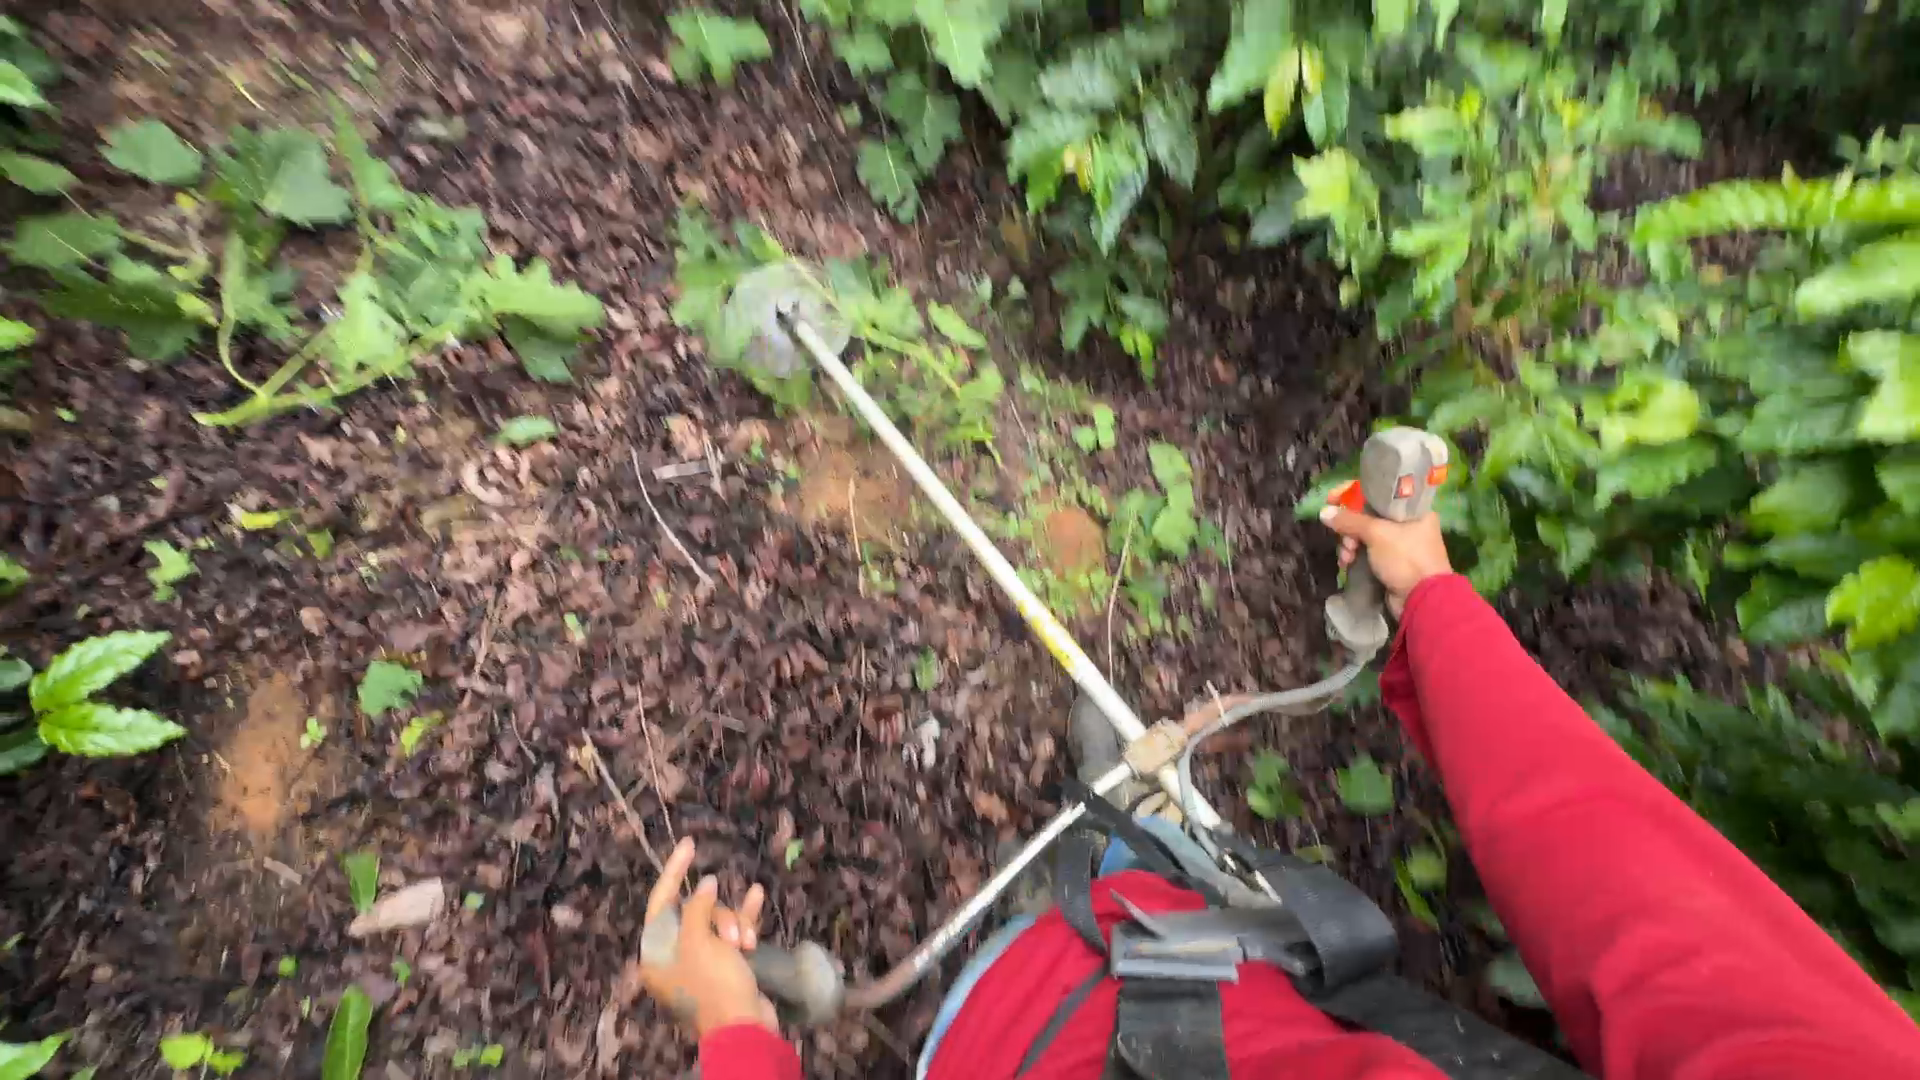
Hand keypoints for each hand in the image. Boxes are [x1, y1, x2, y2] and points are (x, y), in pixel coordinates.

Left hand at [641, 837, 776, 1036]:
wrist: (744, 1028)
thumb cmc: (714, 986)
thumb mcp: (699, 942)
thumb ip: (697, 908)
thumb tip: (705, 884)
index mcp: (657, 954)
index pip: (661, 902)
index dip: (674, 870)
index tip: (689, 844)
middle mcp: (675, 956)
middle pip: (696, 911)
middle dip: (720, 915)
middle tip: (734, 937)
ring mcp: (701, 961)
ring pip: (718, 921)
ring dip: (736, 923)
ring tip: (747, 942)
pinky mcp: (725, 964)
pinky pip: (734, 930)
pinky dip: (746, 916)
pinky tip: (757, 894)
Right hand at [1318, 504, 1451, 615]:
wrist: (1423, 599)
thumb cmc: (1406, 558)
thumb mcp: (1377, 534)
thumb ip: (1350, 521)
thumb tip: (1323, 512)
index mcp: (1412, 509)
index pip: (1377, 492)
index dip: (1351, 493)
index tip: (1331, 500)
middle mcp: (1406, 523)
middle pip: (1365, 515)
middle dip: (1348, 528)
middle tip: (1345, 540)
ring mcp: (1398, 543)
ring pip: (1362, 534)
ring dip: (1349, 544)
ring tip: (1347, 556)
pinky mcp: (1389, 561)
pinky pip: (1365, 550)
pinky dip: (1354, 555)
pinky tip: (1347, 564)